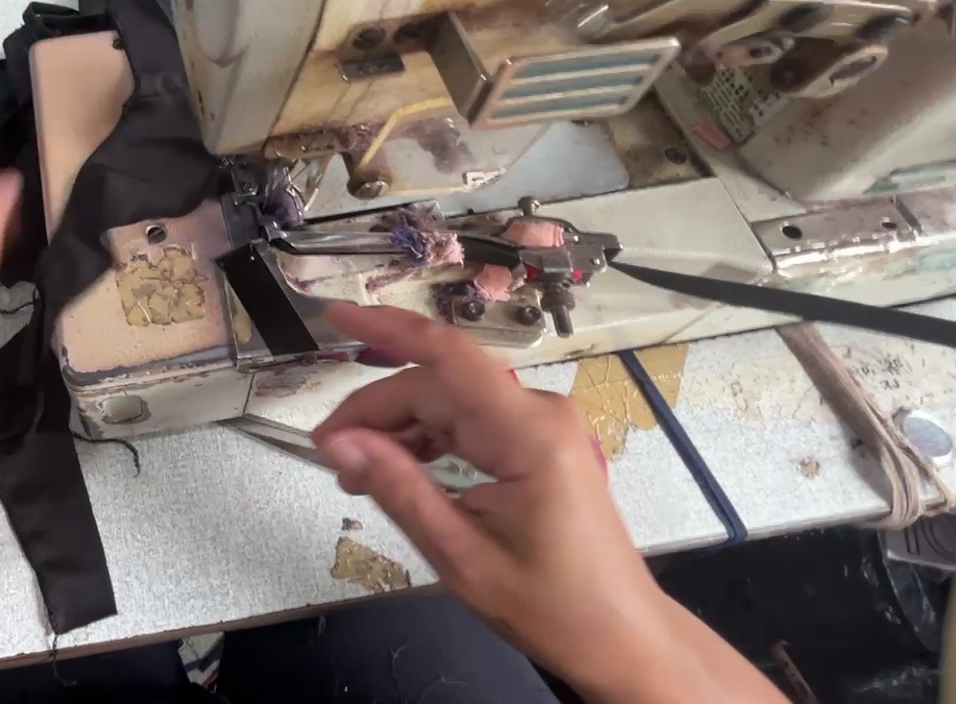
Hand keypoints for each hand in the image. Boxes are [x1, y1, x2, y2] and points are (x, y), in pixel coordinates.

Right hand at [313, 304, 784, 703]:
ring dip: (394, 426)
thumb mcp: (462, 556)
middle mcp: (536, 411)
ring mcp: (536, 420)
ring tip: (353, 467)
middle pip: (433, 386)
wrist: (625, 640)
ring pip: (442, 399)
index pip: (447, 356)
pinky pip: (461, 417)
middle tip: (330, 451)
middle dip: (375, 410)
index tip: (336, 316)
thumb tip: (335, 442)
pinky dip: (421, 436)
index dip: (387, 327)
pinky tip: (393, 464)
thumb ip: (397, 489)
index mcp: (528, 434)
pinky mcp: (531, 435)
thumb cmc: (553, 608)